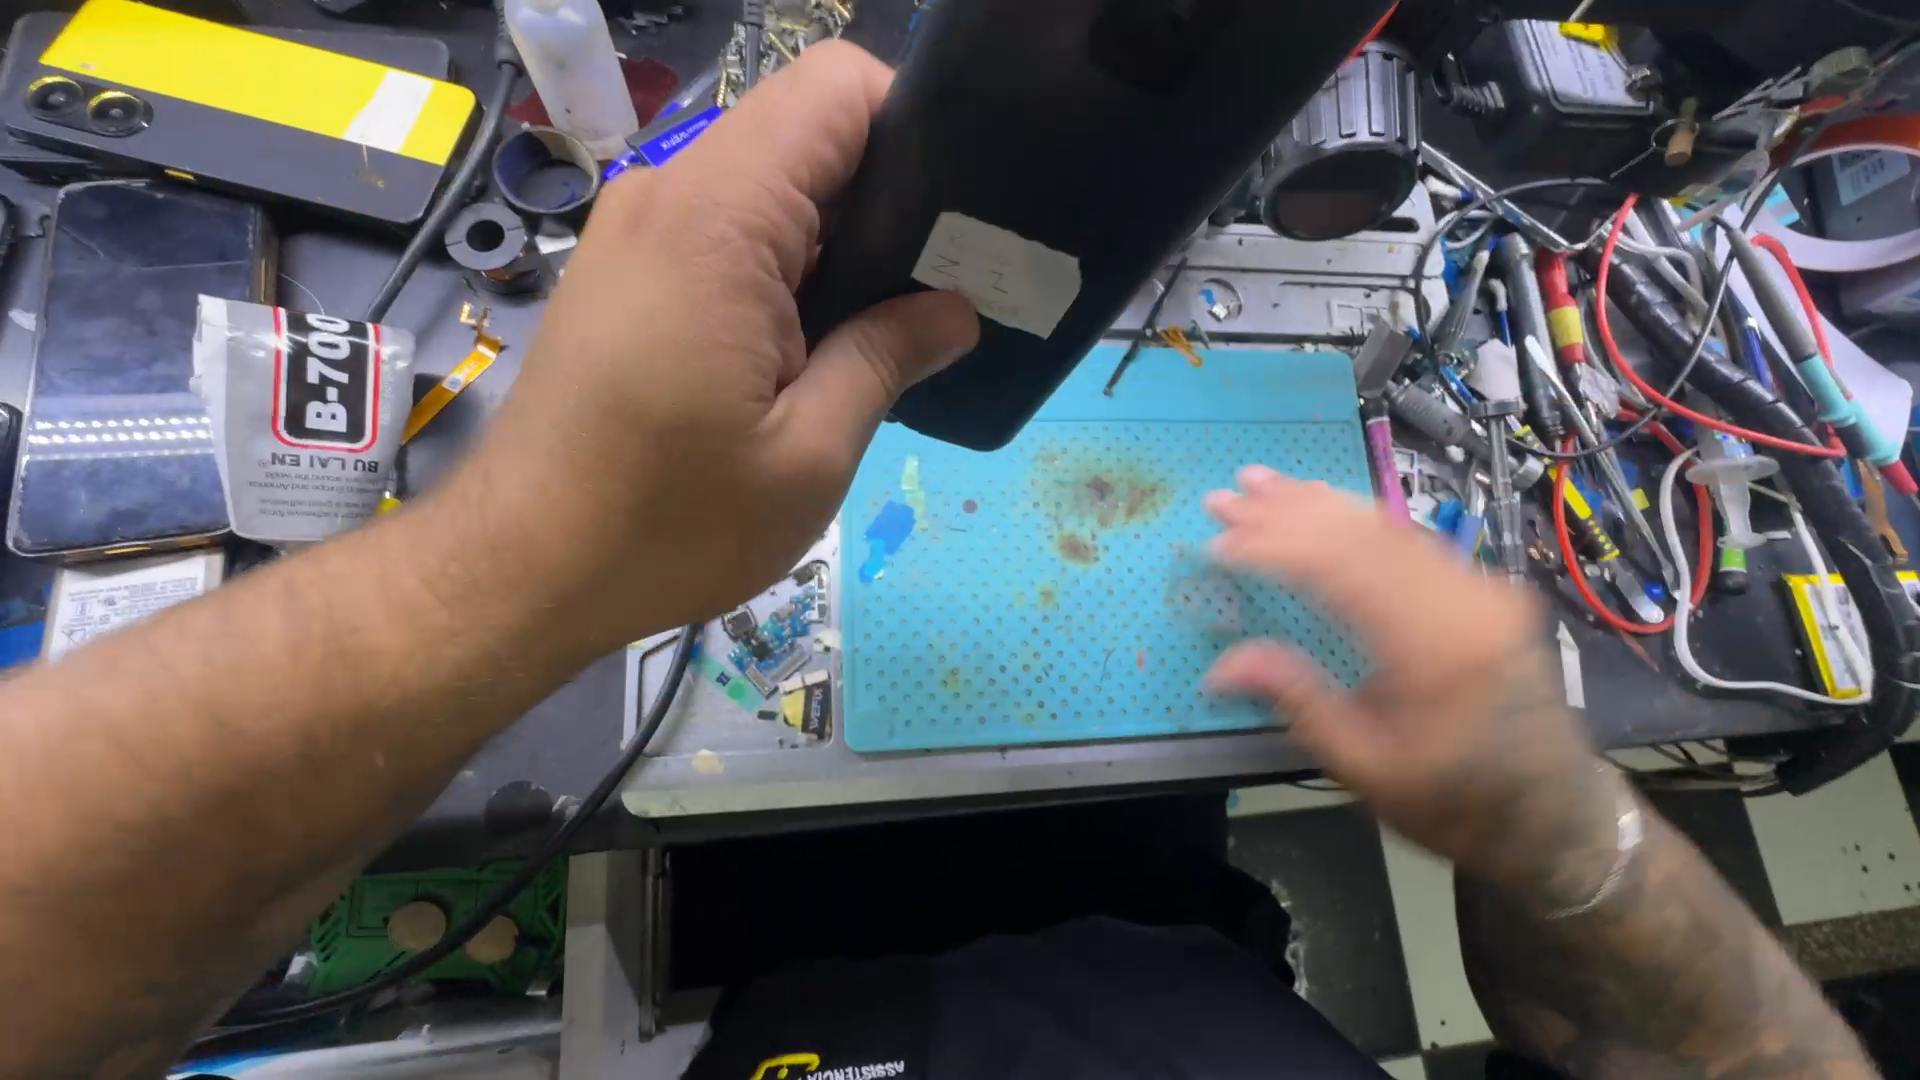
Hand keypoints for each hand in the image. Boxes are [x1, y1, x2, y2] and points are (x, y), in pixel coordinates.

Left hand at [437, 43, 978, 645]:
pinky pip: (733, 234)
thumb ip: (887, 359)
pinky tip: (824, 347)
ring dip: (843, 245)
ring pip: (774, 189)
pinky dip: (794, 272)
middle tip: (949, 286)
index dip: (915, 129)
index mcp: (720, 221)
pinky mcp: (631, 275)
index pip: (836, 91)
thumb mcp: (808, 455)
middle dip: (890, 195)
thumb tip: (956, 311)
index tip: (961, 216)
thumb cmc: (670, 525)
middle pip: (808, 135)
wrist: (526, 569)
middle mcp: (671, 197)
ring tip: (895, 325)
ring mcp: (641, 233)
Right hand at [1203, 468, 1628, 888]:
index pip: (1339, 568)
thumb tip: (1219, 665)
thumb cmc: (1452, 800)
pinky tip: (1320, 499)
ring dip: (1314, 502)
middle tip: (1222, 496)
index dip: (1271, 548)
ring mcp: (1479, 588)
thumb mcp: (1364, 765)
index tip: (1216, 541)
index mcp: (1436, 644)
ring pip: (1384, 524)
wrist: (1554, 817)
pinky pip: (1408, 535)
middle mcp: (1464, 600)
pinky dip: (1354, 514)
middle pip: (1359, 534)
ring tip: (1257, 480)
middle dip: (1282, 512)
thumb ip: (1296, 700)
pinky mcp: (1480, 588)